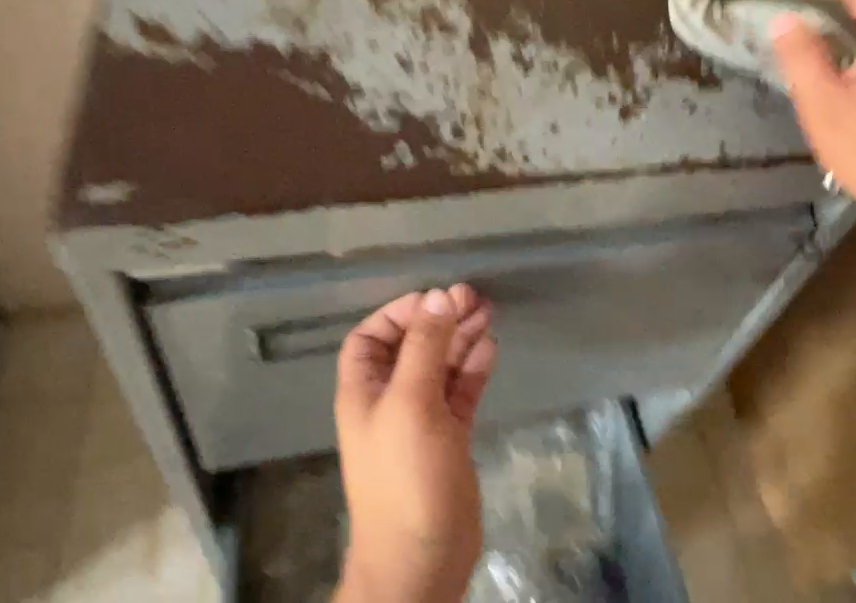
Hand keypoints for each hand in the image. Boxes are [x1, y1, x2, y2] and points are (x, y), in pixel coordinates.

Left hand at [333, 286, 497, 602]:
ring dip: (462, 339)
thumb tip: (438, 297)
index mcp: (365, 390)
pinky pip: (461, 392)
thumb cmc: (405, 475)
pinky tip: (491, 348)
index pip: (371, 337)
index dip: (398, 313)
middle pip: (413, 346)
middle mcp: (390, 400)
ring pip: (441, 366)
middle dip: (439, 320)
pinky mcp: (449, 438)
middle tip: (473, 297)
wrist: (421, 559)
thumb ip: (424, 347)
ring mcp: (421, 420)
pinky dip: (474, 369)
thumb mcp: (410, 402)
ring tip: (488, 312)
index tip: (434, 299)